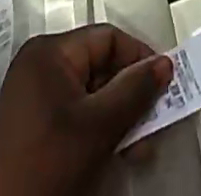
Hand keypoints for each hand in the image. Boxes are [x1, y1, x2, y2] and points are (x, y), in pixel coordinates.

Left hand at [0, 24, 173, 195]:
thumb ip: (135, 91)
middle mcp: (39, 64)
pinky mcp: (34, 121)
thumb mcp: (99, 125)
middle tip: (155, 124)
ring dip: (119, 115)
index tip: (167, 85)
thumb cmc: (45, 163)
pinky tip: (114, 152)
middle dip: (131, 94)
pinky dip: (99, 127)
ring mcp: (34, 92)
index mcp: (50, 51)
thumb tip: (163, 64)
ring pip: (91, 91)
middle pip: (99, 64)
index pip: (107, 37)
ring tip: (136, 148)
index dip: (140, 58)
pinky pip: (76, 110)